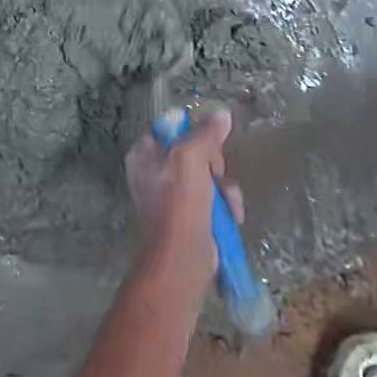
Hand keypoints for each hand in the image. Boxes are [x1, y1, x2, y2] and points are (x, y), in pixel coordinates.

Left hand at [124, 106, 243, 287]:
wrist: (182, 262)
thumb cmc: (179, 205)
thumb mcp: (191, 158)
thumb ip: (206, 133)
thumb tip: (222, 115)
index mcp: (145, 155)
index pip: (171, 126)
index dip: (194, 130)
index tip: (209, 140)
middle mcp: (155, 172)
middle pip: (196, 149)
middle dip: (215, 163)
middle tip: (217, 175)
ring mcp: (173, 195)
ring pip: (209, 173)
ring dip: (225, 187)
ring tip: (229, 204)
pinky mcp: (190, 214)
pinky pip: (214, 196)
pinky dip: (226, 204)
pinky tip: (232, 215)